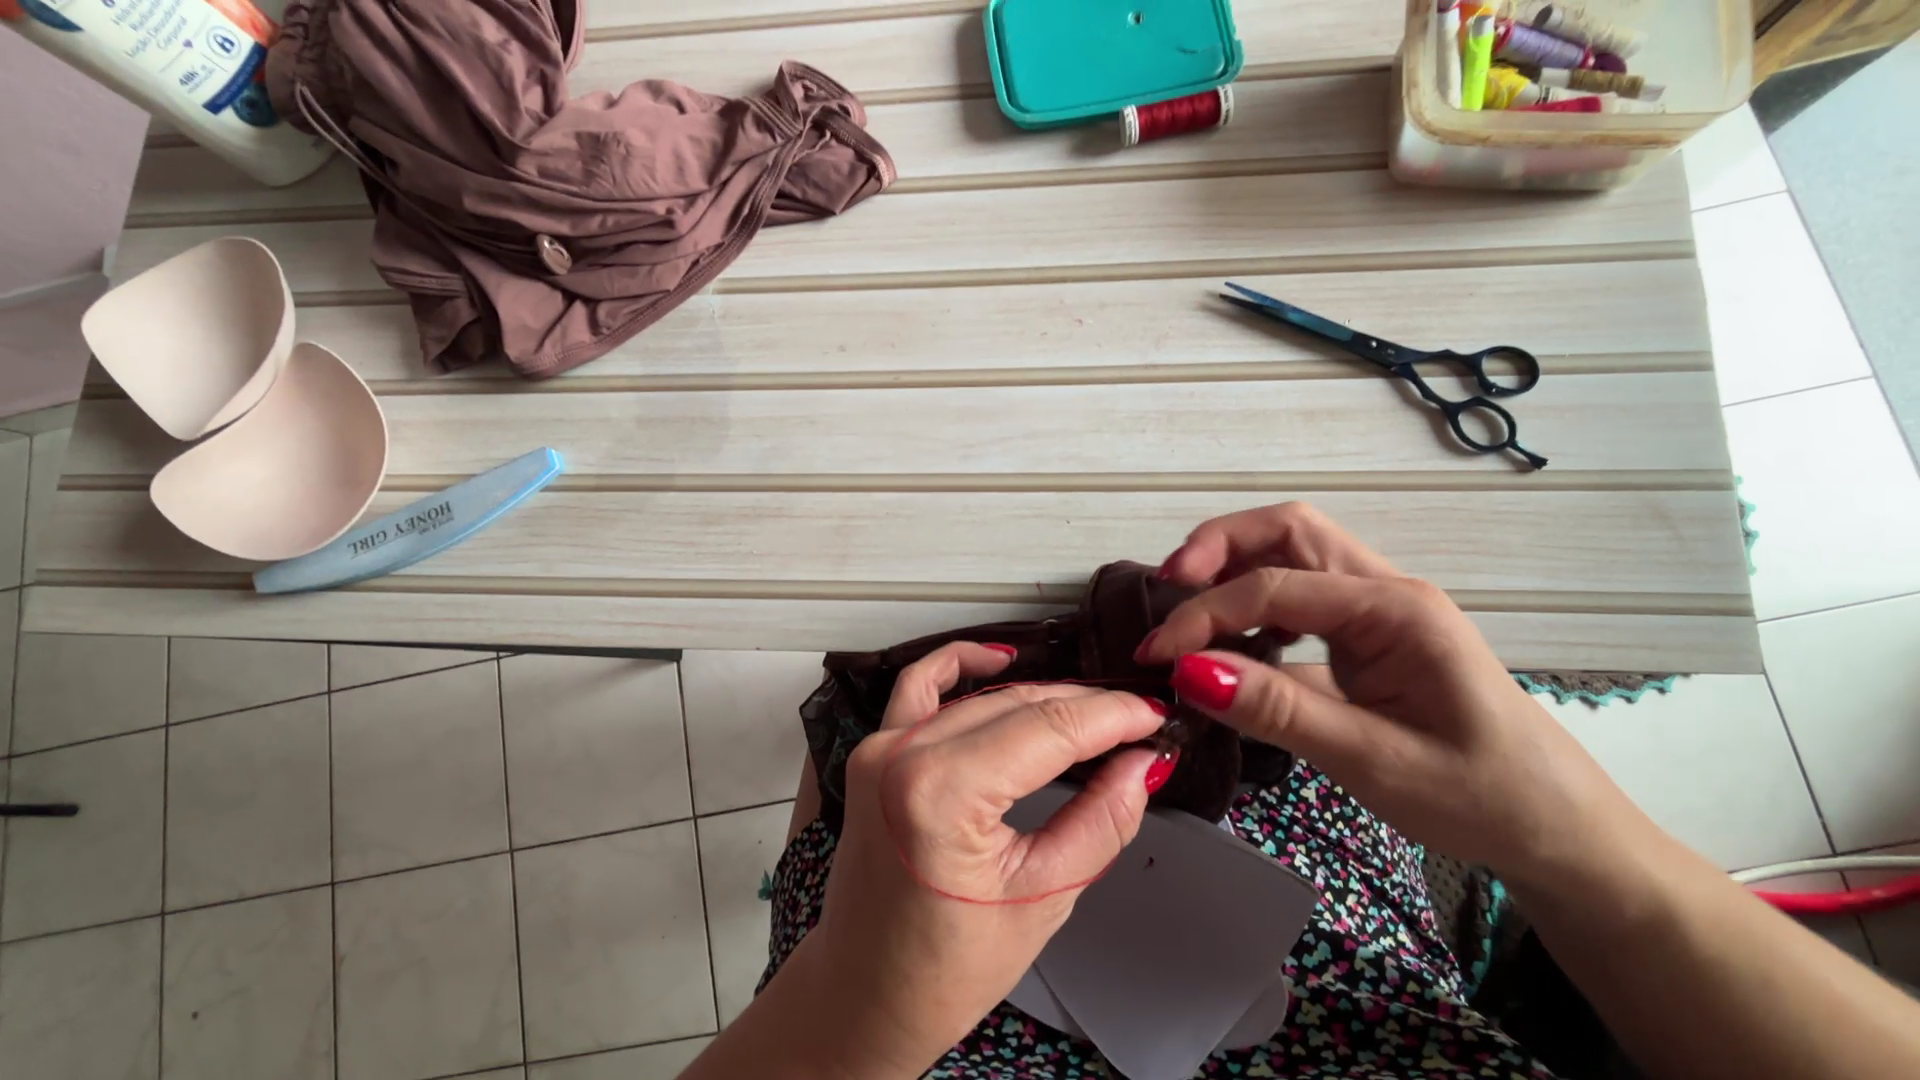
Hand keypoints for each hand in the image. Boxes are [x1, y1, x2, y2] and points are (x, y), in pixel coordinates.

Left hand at [798, 643, 1166, 1077]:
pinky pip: (919, 686)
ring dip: (1043, 697)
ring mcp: (881, 747)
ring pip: (983, 695)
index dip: (1114, 717)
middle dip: (1087, 709)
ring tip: (1094, 714)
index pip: (1050, 728)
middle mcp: (903, 755)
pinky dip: (960, 664)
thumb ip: (1101, 819)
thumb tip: (1142, 763)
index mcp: (941, 793)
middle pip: (1019, 703)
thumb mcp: (1042, 898)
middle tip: (1138, 724)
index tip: (1155, 717)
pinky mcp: (874, 751)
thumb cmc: (940, 969)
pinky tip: (1002, 659)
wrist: (865, 993)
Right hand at [1137, 503, 1645, 885]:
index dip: (1205, 614)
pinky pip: (1301, 595)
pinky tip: (1234, 646)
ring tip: (1187, 614)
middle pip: (1288, 530)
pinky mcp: (1370, 635)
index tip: (1156, 655)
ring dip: (1233, 569)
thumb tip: (1187, 670)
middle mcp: (1386, 590)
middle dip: (1217, 547)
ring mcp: (1379, 609)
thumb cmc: (1479, 796)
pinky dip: (1254, 604)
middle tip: (1166, 591)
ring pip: (1293, 554)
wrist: (1557, 827)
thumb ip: (1280, 711)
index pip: (1274, 586)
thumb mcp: (1374, 761)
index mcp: (1396, 610)